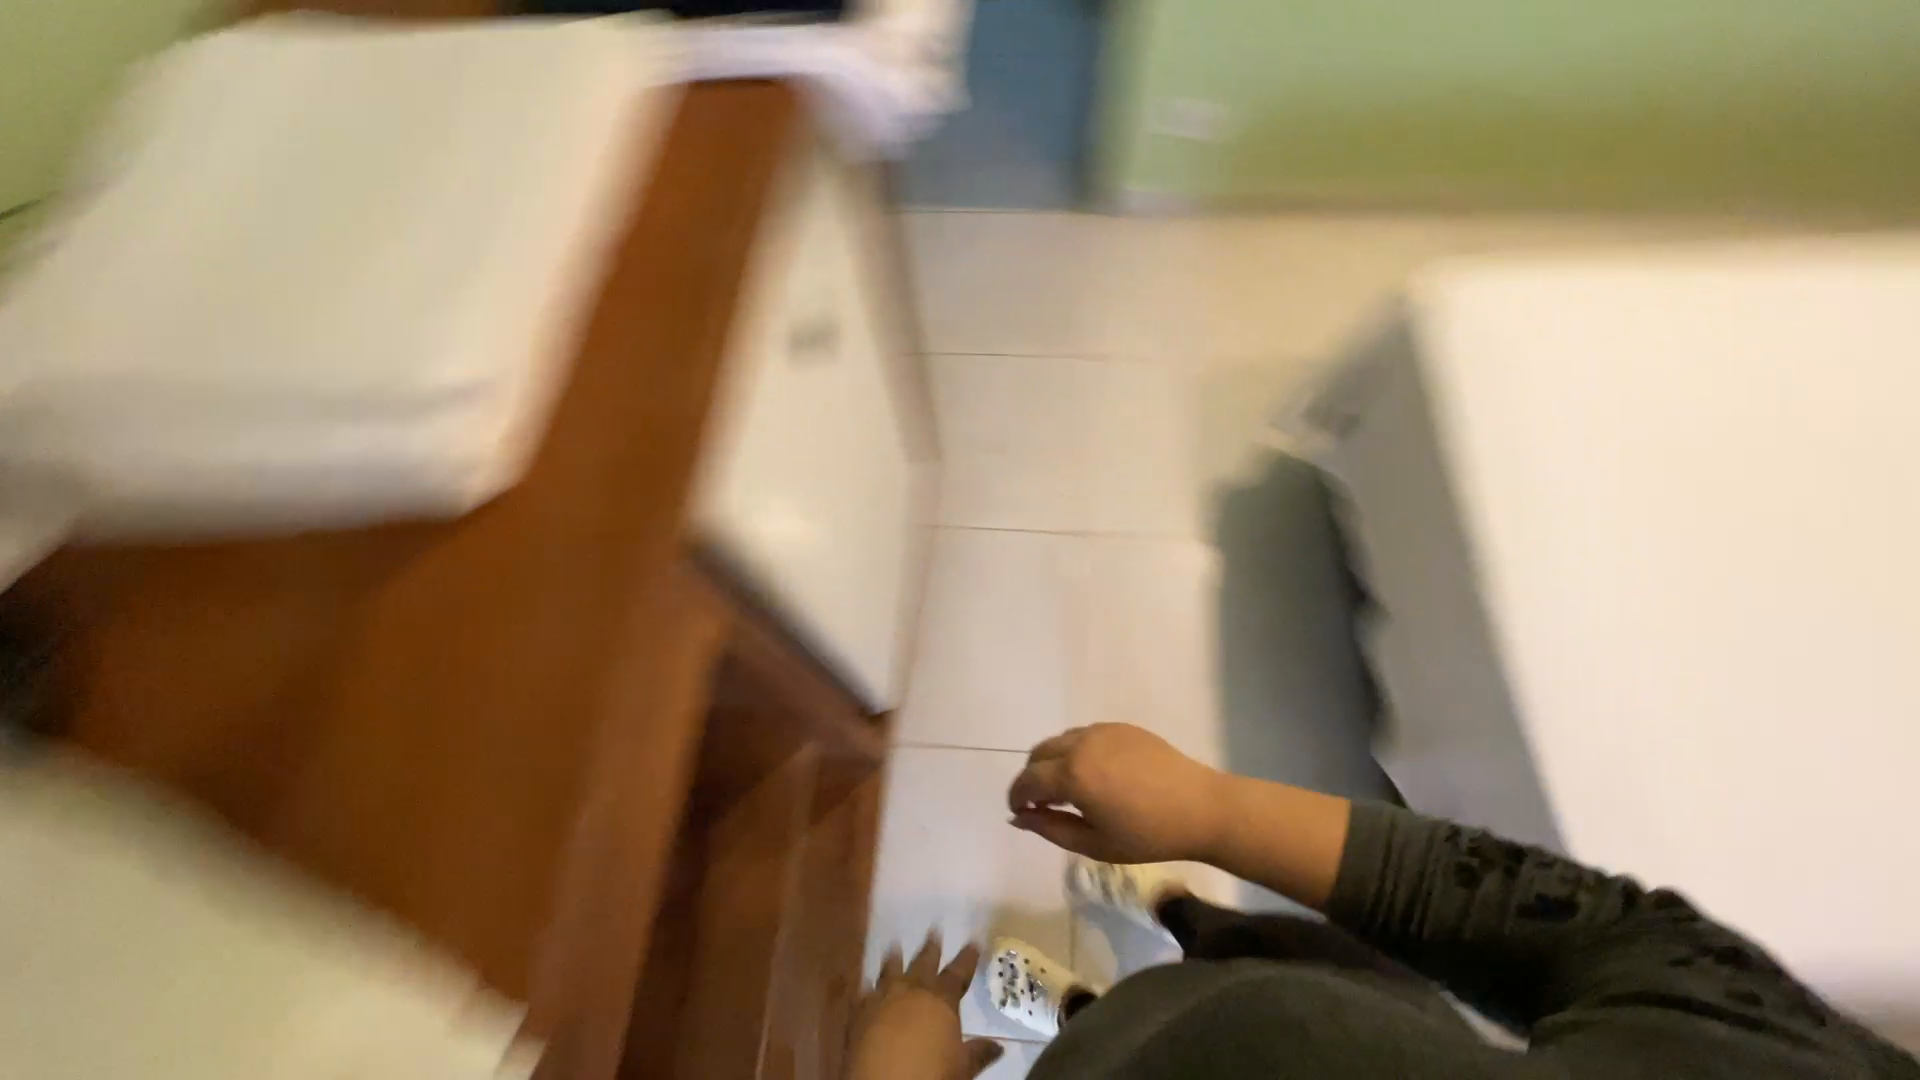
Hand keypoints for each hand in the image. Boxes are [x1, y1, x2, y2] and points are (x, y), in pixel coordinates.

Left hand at [848, 932, 1001, 1079]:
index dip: (967, 958)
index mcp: (940, 1000)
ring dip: (895, 959)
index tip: (974, 942)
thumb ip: (977, 1053)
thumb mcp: (962, 1069)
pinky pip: (864, 993)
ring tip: (896, 946)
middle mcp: (911, 991)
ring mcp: (882, 998)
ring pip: (890, 970)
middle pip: (923, 963)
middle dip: (930, 948)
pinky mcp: (859, 1013)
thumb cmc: (931, 1075)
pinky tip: (866, 983)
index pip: (958, 974)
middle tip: (934, 930)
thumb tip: (999, 1047)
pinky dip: (867, 987)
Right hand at [1007, 724, 1228, 863]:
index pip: (1027, 780)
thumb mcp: (1094, 844)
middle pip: (1038, 753)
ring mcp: (1102, 731)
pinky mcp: (1120, 727)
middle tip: (1041, 803)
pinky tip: (1093, 774)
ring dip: (1052, 762)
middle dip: (1031, 777)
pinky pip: (1084, 735)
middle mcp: (1081, 744)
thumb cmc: (1147, 836)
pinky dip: (1075, 751)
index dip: (1016, 797)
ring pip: (1060, 741)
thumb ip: (1050, 828)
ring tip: (1067, 790)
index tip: (1019, 813)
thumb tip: (1019, 817)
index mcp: (1073, 775)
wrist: (1201, 809)